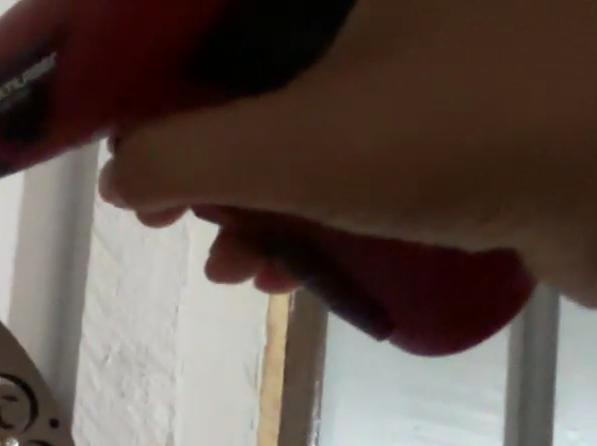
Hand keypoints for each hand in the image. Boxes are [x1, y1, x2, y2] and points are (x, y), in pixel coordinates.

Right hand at [99, 0, 596, 311]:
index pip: (211, 19)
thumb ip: (175, 157)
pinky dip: (314, 210)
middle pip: (254, 72)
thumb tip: (118, 176)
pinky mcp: (478, 105)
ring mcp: (447, 49)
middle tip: (165, 216)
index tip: (124, 143)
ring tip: (236, 266)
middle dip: (198, 160)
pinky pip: (361, 151)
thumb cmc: (472, 128)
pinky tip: (292, 267)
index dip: (150, 80)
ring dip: (249, 204)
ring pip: (304, 121)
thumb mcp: (289, 146)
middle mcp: (397, 2)